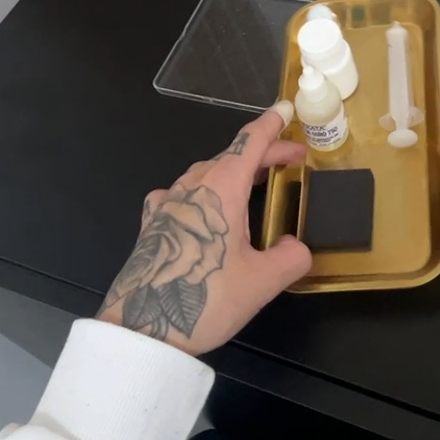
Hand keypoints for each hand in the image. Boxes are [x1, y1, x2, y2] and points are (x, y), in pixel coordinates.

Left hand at [97, 102, 311, 354]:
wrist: (142, 329)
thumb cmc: (206, 298)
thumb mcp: (262, 282)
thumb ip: (290, 258)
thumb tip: (298, 249)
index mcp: (222, 186)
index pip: (250, 142)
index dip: (271, 125)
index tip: (286, 109)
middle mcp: (193, 185)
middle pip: (232, 156)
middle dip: (264, 153)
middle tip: (291, 161)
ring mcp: (168, 203)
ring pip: (206, 173)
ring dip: (234, 171)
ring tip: (254, 183)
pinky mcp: (152, 224)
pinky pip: (181, 193)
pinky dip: (202, 191)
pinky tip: (201, 207)